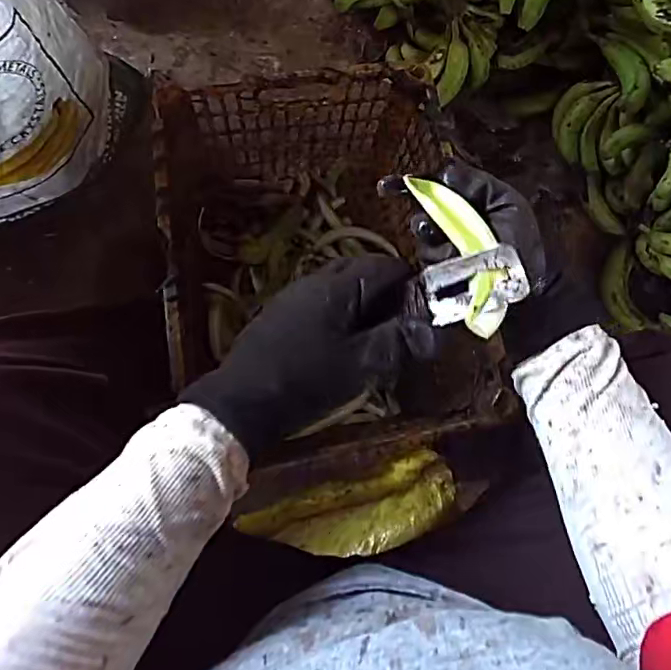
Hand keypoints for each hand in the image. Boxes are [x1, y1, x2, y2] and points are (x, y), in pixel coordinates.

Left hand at [180, 256, 431, 456]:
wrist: (238, 403)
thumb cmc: (304, 381)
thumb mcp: (359, 365)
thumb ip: (397, 342)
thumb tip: (432, 330)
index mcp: (339, 285)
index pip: (388, 266)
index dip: (411, 285)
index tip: (421, 313)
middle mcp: (316, 280)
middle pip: (364, 271)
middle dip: (389, 293)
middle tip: (402, 326)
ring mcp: (295, 294)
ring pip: (343, 286)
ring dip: (364, 304)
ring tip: (375, 337)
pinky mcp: (281, 313)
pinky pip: (323, 301)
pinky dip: (342, 314)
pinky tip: (342, 345)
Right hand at [393, 161, 603, 362]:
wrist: (533, 282)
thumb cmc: (522, 239)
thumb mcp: (506, 202)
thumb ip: (475, 183)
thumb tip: (443, 170)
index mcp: (463, 201)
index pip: (429, 188)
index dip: (407, 185)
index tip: (388, 187)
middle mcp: (448, 224)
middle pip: (421, 214)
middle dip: (421, 217)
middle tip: (427, 225)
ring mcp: (444, 250)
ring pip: (424, 240)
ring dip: (433, 242)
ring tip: (454, 250)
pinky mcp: (443, 275)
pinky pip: (431, 265)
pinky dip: (441, 263)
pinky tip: (458, 266)